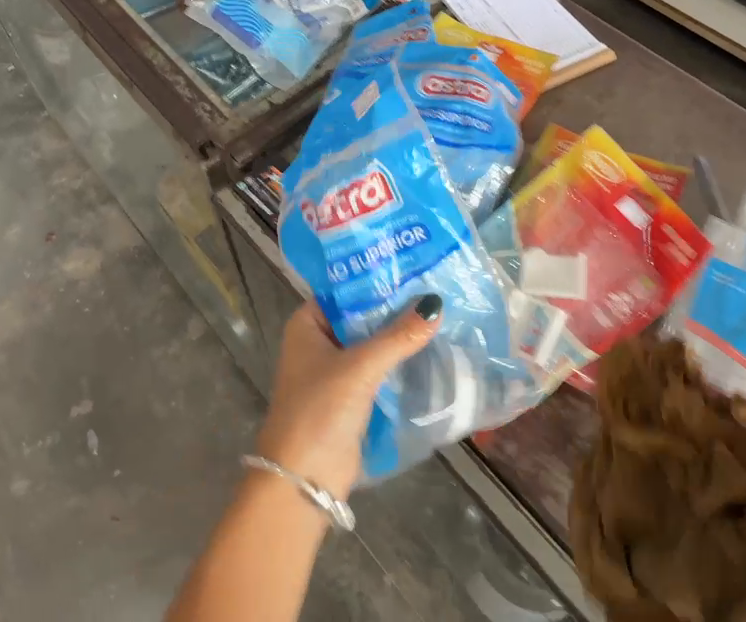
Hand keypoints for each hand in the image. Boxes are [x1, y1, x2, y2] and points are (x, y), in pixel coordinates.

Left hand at [254, 296, 441, 499]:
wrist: (303, 480)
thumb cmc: (320, 411)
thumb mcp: (360, 368)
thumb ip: (398, 336)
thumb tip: (435, 304)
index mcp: (307, 324)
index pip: (345, 290)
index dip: (377, 278)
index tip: (414, 264)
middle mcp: (318, 342)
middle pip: (361, 317)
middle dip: (395, 308)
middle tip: (437, 286)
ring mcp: (335, 372)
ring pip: (373, 344)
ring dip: (400, 336)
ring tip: (442, 313)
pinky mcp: (351, 397)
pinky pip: (379, 370)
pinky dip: (399, 362)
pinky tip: (431, 350)